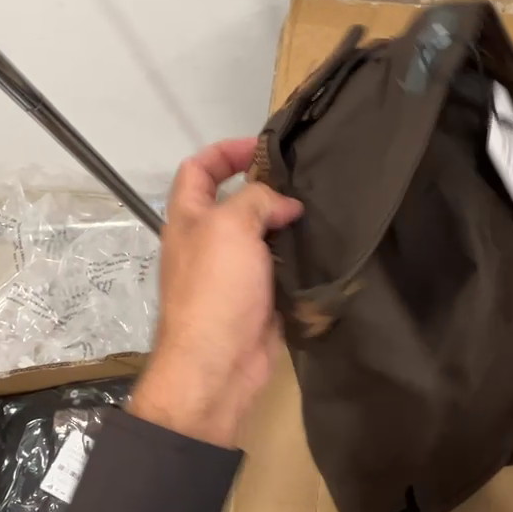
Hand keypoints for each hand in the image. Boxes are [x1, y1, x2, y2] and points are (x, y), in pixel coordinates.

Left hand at [132, 138, 301, 446]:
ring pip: (263, 238)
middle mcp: (208, 243)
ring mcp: (234, 274)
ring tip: (321, 212)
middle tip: (304, 182)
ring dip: (288, 225)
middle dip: (267, 188)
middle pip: (236, 202)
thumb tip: (285, 205)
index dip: (225, 151)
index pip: (199, 170)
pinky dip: (299, 260)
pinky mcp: (259, 300)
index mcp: (188, 219)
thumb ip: (257, 201)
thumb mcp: (230, 228)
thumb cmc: (216, 290)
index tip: (262, 147)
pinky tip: (324, 250)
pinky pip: (281, 271)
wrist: (219, 363)